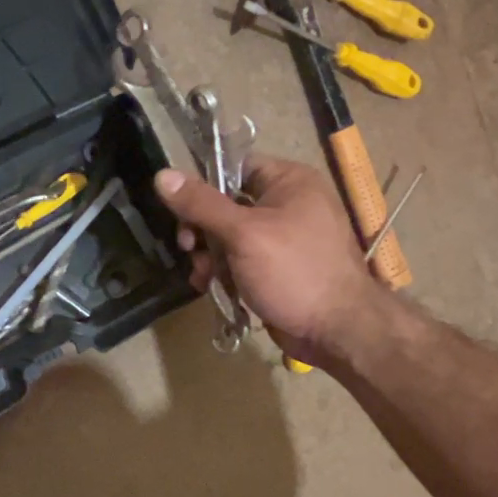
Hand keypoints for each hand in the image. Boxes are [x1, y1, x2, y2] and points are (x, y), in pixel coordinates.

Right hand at [154, 158, 387, 365]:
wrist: (336, 329)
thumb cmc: (294, 271)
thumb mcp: (243, 233)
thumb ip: (201, 204)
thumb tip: (162, 175)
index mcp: (289, 182)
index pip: (235, 167)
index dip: (204, 186)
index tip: (181, 212)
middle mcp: (288, 204)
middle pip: (226, 204)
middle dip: (202, 230)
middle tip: (189, 249)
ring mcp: (283, 238)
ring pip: (229, 237)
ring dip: (208, 256)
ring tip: (203, 276)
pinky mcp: (278, 268)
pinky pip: (240, 260)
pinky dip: (224, 272)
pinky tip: (213, 287)